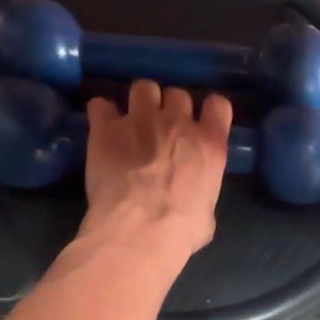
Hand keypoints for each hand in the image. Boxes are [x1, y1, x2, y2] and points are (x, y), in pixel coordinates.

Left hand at [79, 81, 231, 259]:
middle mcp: (177, 123)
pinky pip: (101, 105)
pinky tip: (102, 128)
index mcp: (209, 144)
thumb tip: (195, 199)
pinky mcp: (106, 127)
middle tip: (162, 128)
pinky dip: (102, 114)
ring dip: (140, 101)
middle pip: (177, 94)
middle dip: (171, 108)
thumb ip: (203, 192)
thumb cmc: (181, 231)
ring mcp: (140, 120)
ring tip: (133, 121)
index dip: (209, 111)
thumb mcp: (207, 214)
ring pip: (143, 87)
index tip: (202, 122)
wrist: (139, 231)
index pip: (218, 105)